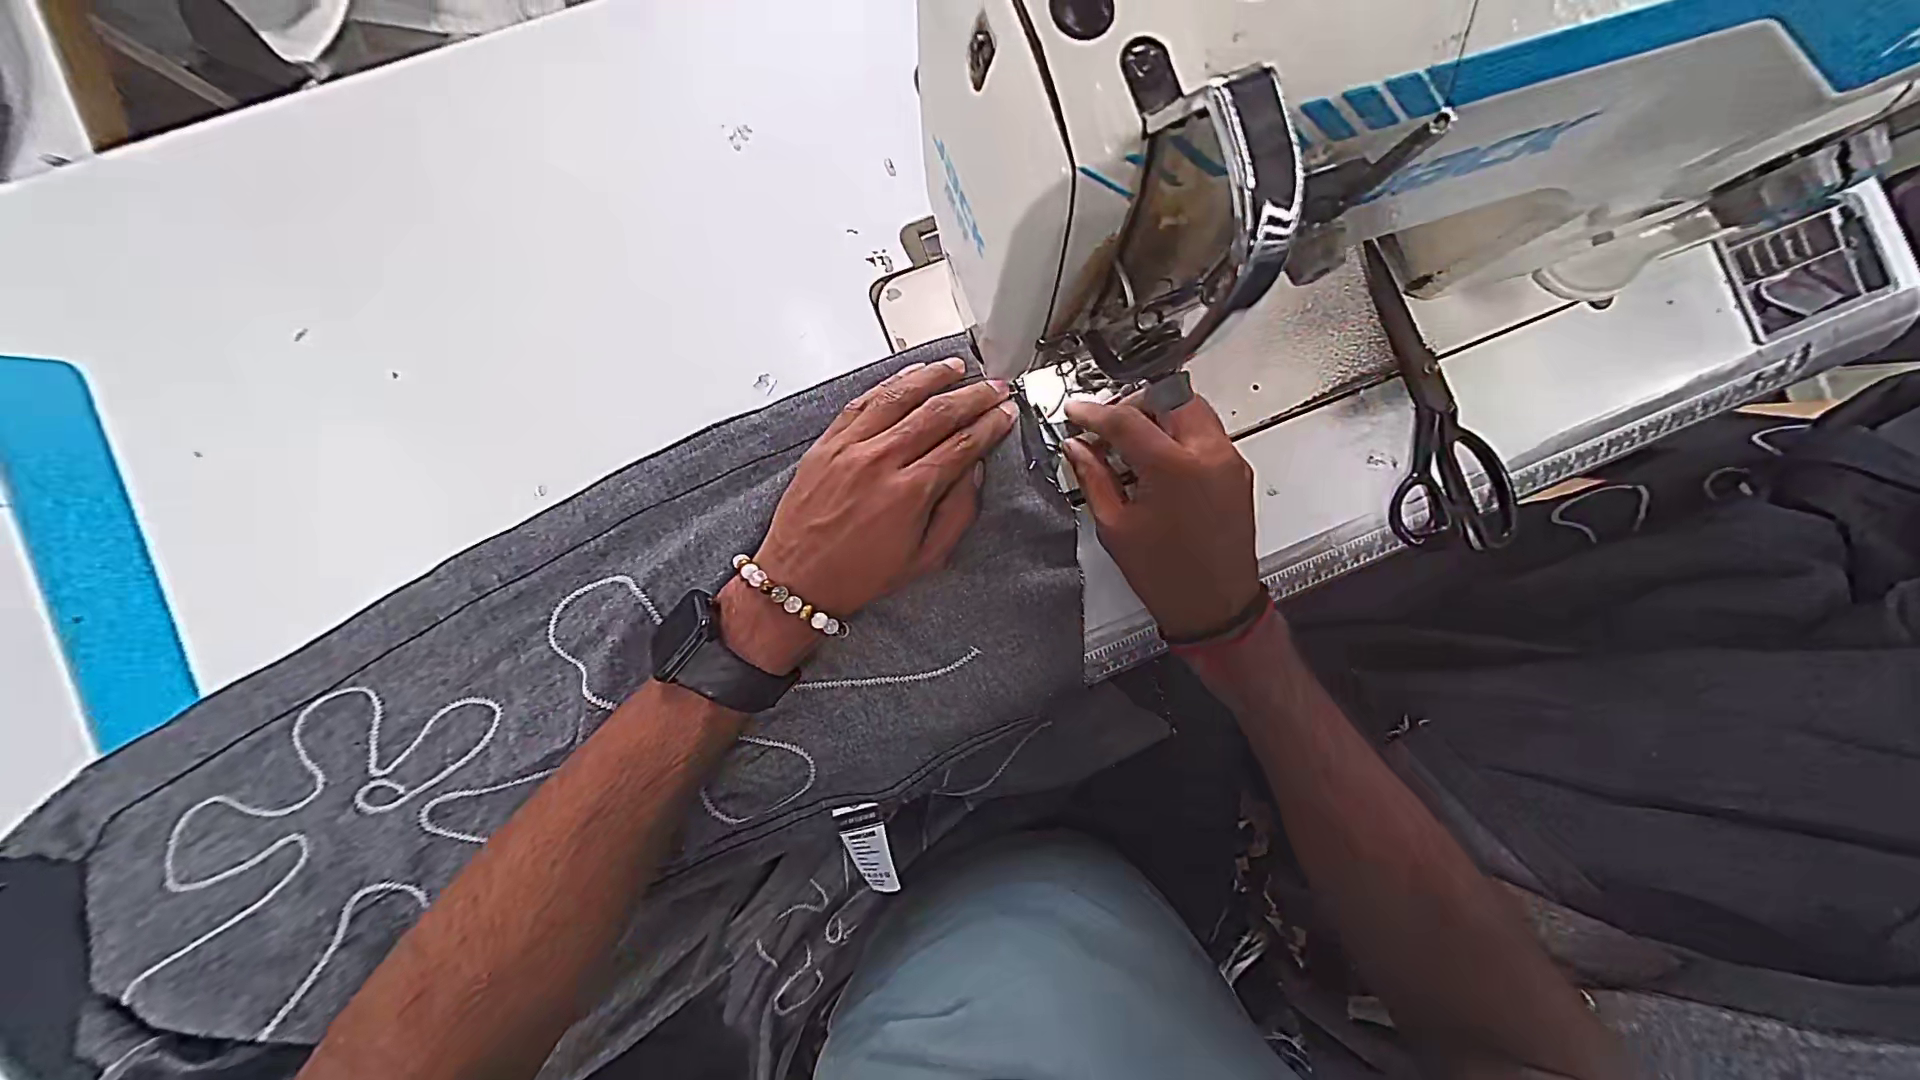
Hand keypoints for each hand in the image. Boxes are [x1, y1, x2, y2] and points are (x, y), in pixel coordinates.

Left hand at [721, 357, 1018, 672]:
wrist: (798, 579)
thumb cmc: (858, 574)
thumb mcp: (924, 559)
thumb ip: (957, 514)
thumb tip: (974, 472)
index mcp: (908, 493)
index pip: (962, 444)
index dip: (990, 424)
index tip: (1004, 413)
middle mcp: (879, 462)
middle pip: (937, 413)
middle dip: (972, 396)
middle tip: (992, 387)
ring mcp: (850, 448)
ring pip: (900, 397)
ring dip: (933, 377)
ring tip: (956, 367)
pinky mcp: (827, 444)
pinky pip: (863, 402)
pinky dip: (890, 384)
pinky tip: (908, 376)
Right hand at [1063, 394, 1261, 641]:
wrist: (1214, 604)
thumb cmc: (1170, 576)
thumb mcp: (1115, 525)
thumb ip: (1093, 476)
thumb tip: (1078, 448)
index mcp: (1174, 468)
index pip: (1127, 418)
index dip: (1094, 412)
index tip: (1078, 412)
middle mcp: (1209, 455)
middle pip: (1168, 395)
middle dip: (1133, 403)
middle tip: (1106, 424)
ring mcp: (1228, 461)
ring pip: (1191, 407)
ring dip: (1158, 414)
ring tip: (1129, 443)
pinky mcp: (1236, 470)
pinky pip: (1205, 431)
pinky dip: (1177, 432)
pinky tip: (1155, 459)